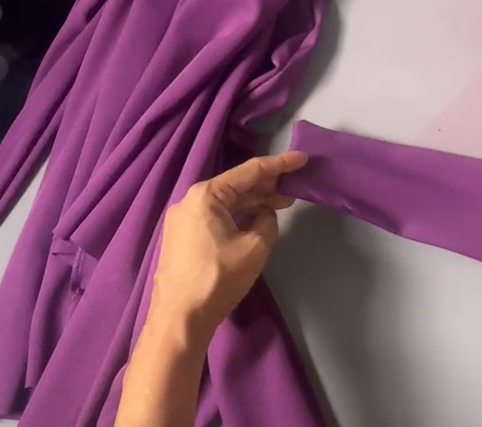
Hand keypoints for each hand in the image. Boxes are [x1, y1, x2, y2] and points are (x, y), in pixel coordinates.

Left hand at [148, 150, 307, 338]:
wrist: (179, 322)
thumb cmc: (218, 277)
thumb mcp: (256, 245)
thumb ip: (267, 220)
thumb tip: (263, 216)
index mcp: (206, 195)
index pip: (251, 171)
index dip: (280, 164)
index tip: (303, 158)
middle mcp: (190, 202)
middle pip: (237, 185)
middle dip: (267, 185)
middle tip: (294, 186)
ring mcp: (183, 221)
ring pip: (227, 203)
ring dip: (254, 203)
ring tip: (282, 205)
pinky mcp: (182, 240)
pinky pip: (216, 217)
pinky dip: (238, 216)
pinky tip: (257, 221)